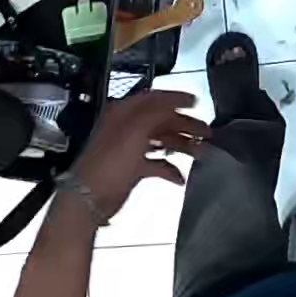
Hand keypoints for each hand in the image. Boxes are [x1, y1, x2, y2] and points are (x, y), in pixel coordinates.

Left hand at [69, 89, 210, 217]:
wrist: (88, 198)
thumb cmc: (109, 164)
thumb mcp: (134, 132)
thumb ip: (154, 115)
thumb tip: (173, 104)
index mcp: (124, 113)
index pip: (154, 99)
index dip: (176, 98)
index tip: (197, 102)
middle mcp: (127, 127)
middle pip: (160, 119)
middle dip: (184, 124)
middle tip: (207, 132)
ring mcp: (129, 148)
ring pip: (160, 140)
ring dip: (181, 144)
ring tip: (200, 153)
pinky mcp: (131, 168)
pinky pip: (155, 163)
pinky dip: (169, 168)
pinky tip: (180, 177)